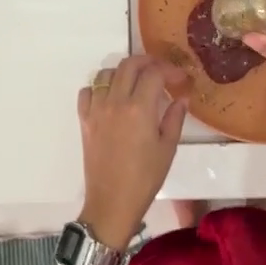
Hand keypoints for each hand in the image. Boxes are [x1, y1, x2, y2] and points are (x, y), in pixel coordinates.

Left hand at [77, 55, 188, 246]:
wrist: (112, 201)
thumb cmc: (145, 178)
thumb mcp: (167, 148)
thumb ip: (174, 118)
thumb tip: (181, 98)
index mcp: (139, 108)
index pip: (154, 73)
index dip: (171, 71)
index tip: (181, 79)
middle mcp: (115, 102)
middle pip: (129, 65)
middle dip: (148, 62)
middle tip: (161, 73)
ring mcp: (96, 110)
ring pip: (106, 74)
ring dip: (123, 72)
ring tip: (136, 83)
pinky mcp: (84, 121)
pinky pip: (88, 92)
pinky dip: (99, 88)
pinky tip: (111, 98)